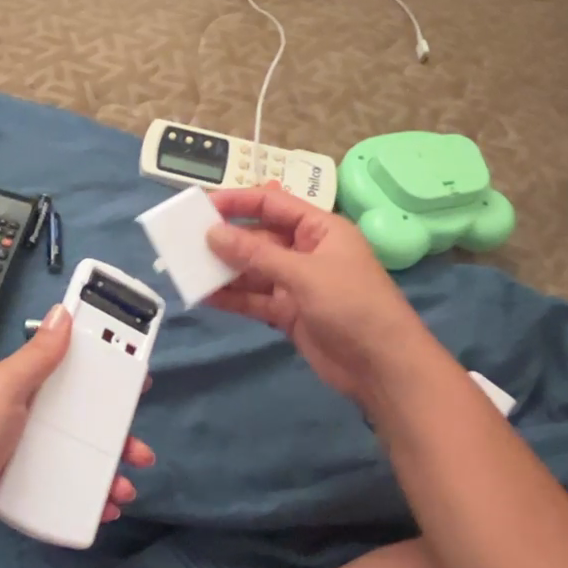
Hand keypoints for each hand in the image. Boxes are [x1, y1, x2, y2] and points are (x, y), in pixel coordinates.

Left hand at [0, 304, 154, 541]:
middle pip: (77, 422)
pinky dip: (83, 497)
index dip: (102, 378)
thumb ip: (36, 356)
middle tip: (141, 453)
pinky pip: (58, 488)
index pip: (67, 374)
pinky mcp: (15, 489)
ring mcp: (16, 455)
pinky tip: (103, 509)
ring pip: (72, 458)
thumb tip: (62, 311)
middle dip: (113, 437)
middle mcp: (18, 417)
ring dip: (103, 472)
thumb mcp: (3, 388)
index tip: (137, 387)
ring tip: (125, 490)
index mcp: (15, 386)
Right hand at [206, 182, 425, 404]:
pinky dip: (232, 297)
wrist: (382, 366)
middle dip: (225, 240)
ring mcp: (297, 284)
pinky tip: (204, 296)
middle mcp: (306, 251)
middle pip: (258, 238)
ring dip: (224, 270)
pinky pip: (254, 299)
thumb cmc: (352, 306)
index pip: (272, 204)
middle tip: (185, 241)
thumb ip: (256, 254)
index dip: (237, 202)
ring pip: (252, 270)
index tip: (201, 206)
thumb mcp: (304, 273)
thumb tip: (213, 234)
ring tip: (187, 269)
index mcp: (319, 229)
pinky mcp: (289, 313)